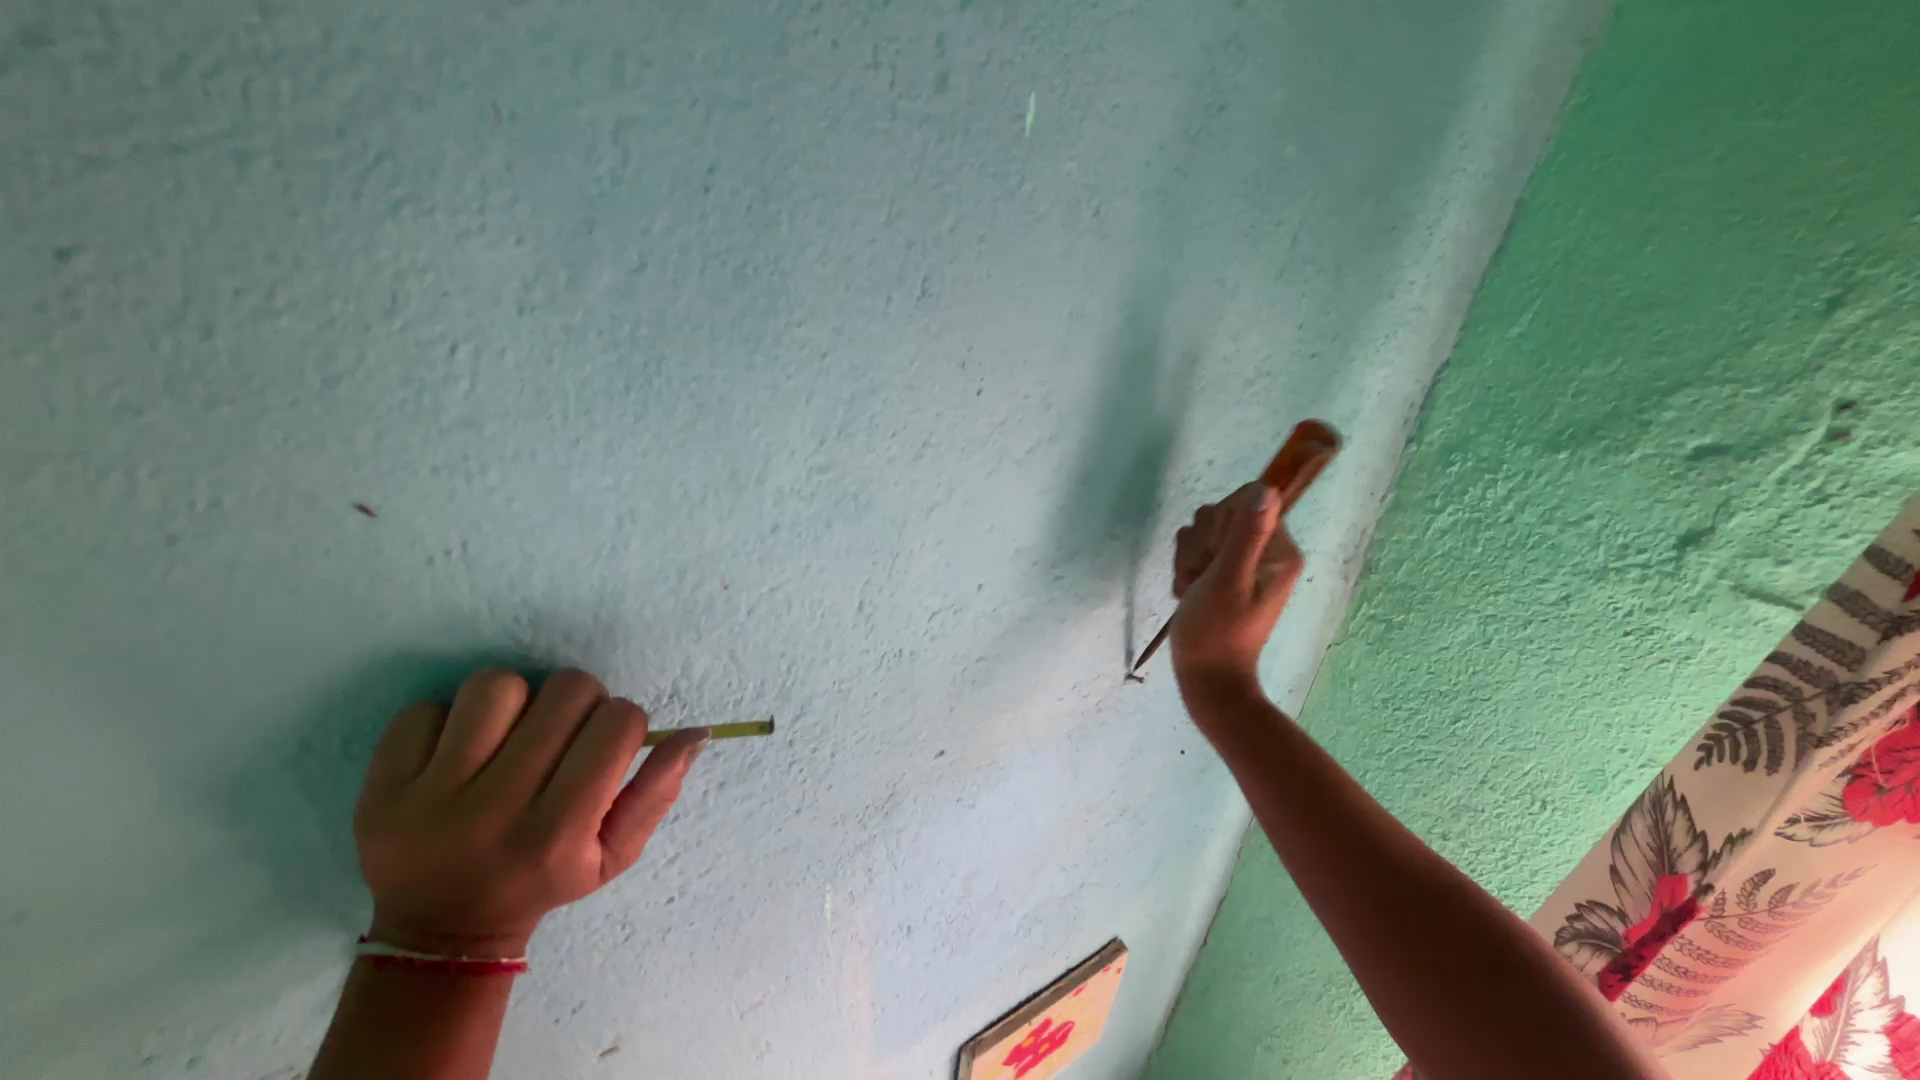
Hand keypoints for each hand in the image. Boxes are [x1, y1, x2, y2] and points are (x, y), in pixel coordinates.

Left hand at [353, 668, 708, 957]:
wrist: (441, 932)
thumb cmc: (544, 883)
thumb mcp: (615, 855)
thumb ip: (656, 792)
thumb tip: (695, 732)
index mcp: (559, 832)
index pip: (617, 724)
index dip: (623, 721)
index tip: (608, 742)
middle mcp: (496, 811)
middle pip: (565, 692)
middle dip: (579, 700)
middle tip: (566, 730)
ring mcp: (430, 798)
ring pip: (497, 685)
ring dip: (517, 699)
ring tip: (513, 732)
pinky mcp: (380, 788)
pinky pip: (426, 708)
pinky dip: (450, 720)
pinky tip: (459, 750)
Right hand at [1169, 481, 1302, 692]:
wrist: (1207, 680)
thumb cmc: (1217, 633)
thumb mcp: (1227, 580)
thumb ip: (1246, 533)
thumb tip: (1266, 487)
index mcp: (1279, 550)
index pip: (1245, 501)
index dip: (1218, 524)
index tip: (1212, 557)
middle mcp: (1268, 552)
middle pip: (1221, 515)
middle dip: (1200, 545)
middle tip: (1200, 579)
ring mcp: (1245, 564)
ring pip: (1204, 534)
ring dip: (1189, 559)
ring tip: (1192, 591)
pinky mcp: (1226, 576)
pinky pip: (1199, 553)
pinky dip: (1187, 572)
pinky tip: (1187, 594)